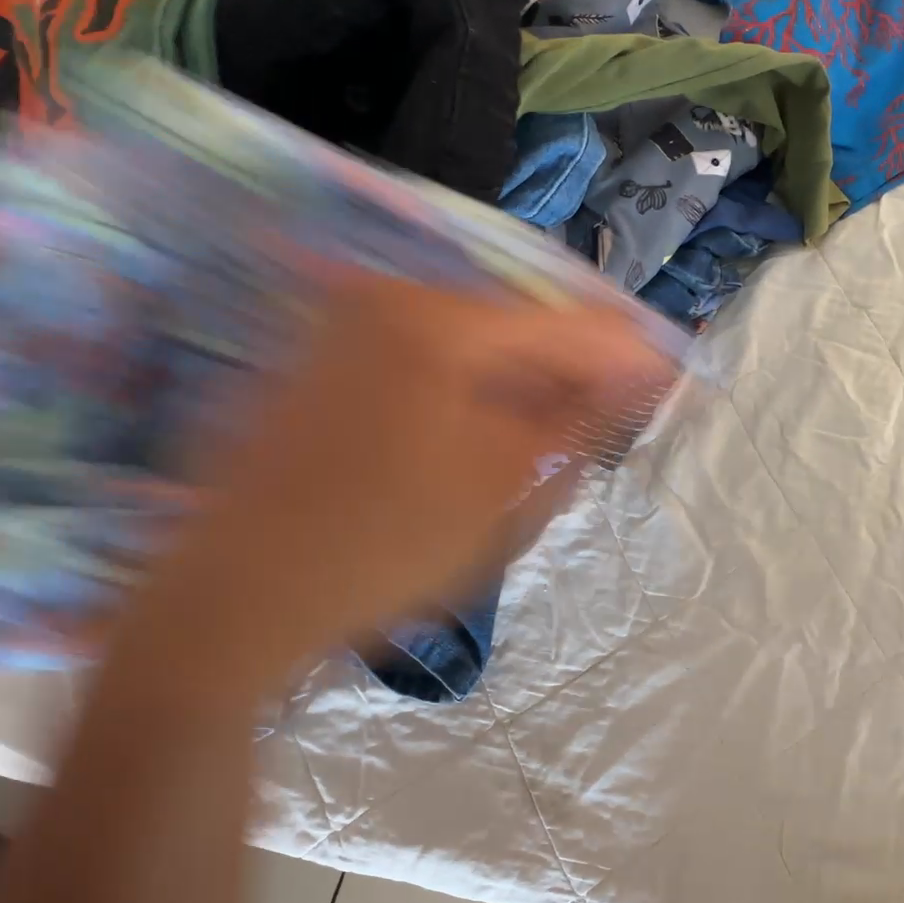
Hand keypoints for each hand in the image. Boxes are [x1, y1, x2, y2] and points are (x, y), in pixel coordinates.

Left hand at [109, 272, 673, 691]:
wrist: (229, 602)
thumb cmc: (386, 548)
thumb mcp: (510, 487)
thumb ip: (587, 417)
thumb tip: (648, 371)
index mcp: (439, 322)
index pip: (572, 323)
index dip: (633, 358)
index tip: (673, 388)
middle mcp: (388, 300)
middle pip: (522, 327)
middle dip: (574, 377)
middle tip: (607, 431)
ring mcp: (346, 326)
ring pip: (477, 346)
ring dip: (526, 390)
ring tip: (548, 448)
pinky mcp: (322, 359)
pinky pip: (430, 360)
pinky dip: (474, 393)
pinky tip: (486, 443)